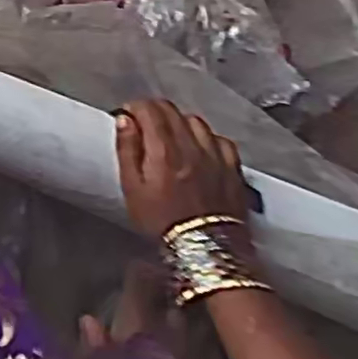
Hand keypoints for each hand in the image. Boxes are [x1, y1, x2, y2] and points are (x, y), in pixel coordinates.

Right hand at [114, 100, 250, 240]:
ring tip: (171, 136)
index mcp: (164, 150)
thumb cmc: (161, 221)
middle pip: (172, 110)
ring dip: (179, 122)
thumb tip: (125, 119)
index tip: (128, 115)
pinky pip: (219, 139)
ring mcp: (216, 155)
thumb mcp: (132, 189)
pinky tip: (199, 149)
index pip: (150, 109)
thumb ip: (127, 150)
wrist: (207, 252)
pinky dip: (206, 137)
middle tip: (144, 124)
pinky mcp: (233, 167)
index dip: (136, 107)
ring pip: (196, 121)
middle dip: (154, 111)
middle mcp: (192, 146)